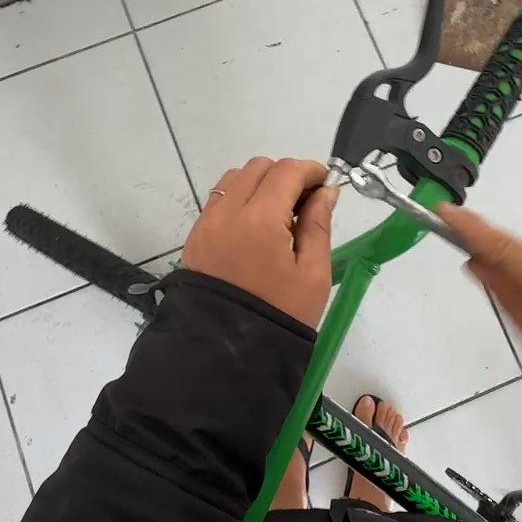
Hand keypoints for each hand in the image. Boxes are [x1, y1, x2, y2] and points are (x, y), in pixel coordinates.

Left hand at [183, 157, 338, 326]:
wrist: (226, 354)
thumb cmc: (279, 315)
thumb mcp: (313, 275)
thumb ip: (319, 225)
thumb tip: (326, 191)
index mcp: (260, 219)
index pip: (287, 171)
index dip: (311, 171)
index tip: (326, 184)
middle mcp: (228, 212)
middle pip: (259, 167)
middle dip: (285, 176)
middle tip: (305, 203)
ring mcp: (207, 223)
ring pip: (235, 179)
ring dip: (260, 184)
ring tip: (279, 216)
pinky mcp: (196, 236)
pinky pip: (219, 200)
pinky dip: (240, 199)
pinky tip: (256, 228)